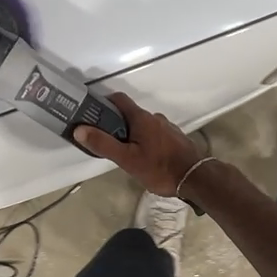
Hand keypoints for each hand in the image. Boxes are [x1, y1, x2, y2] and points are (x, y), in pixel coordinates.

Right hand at [74, 92, 205, 196]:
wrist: (195, 178)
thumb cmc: (159, 168)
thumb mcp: (127, 159)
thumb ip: (104, 144)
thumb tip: (80, 129)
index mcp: (141, 118)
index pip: (119, 99)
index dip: (105, 102)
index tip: (92, 113)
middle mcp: (154, 118)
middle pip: (130, 114)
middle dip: (116, 124)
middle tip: (104, 140)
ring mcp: (166, 128)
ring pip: (142, 126)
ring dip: (131, 134)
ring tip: (123, 154)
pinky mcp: (174, 139)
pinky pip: (154, 135)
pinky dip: (144, 141)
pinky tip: (143, 158)